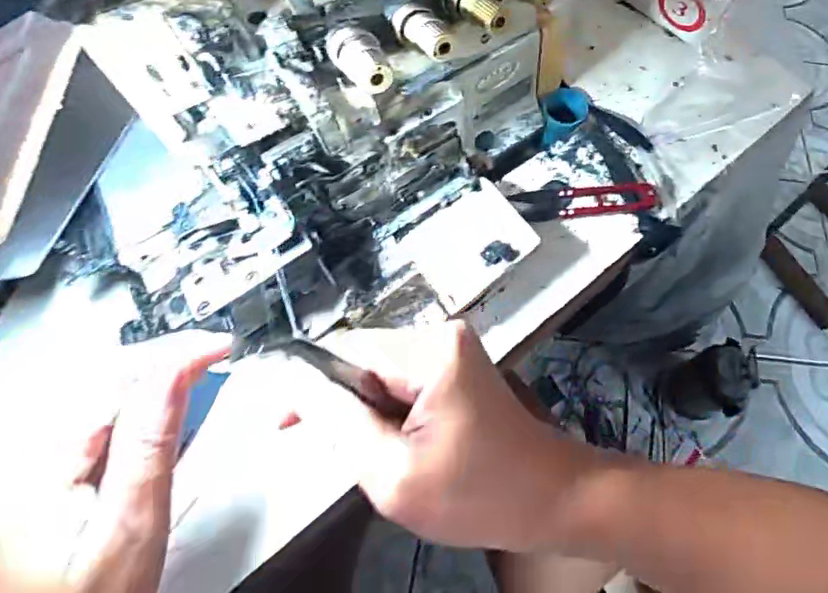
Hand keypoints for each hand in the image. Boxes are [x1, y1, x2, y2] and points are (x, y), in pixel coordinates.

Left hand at [0, 331, 230, 592]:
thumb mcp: (130, 536)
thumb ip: (152, 444)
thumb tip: (175, 369)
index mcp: (11, 487)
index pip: (105, 385)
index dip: (169, 357)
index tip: (215, 348)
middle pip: (79, 392)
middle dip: (147, 370)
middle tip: (203, 362)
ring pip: (62, 413)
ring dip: (123, 396)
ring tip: (174, 395)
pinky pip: (43, 444)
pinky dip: (93, 428)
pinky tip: (124, 437)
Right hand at [282, 321, 602, 552]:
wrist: (547, 494)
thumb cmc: (476, 494)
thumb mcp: (394, 475)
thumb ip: (342, 426)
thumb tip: (299, 389)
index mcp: (432, 351)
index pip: (349, 349)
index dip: (308, 380)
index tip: (279, 420)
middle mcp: (443, 334)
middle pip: (365, 355)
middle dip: (335, 397)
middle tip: (311, 441)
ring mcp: (453, 346)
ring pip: (380, 368)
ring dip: (358, 405)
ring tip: (353, 448)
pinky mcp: (456, 364)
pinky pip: (403, 376)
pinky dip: (383, 406)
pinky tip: (381, 437)